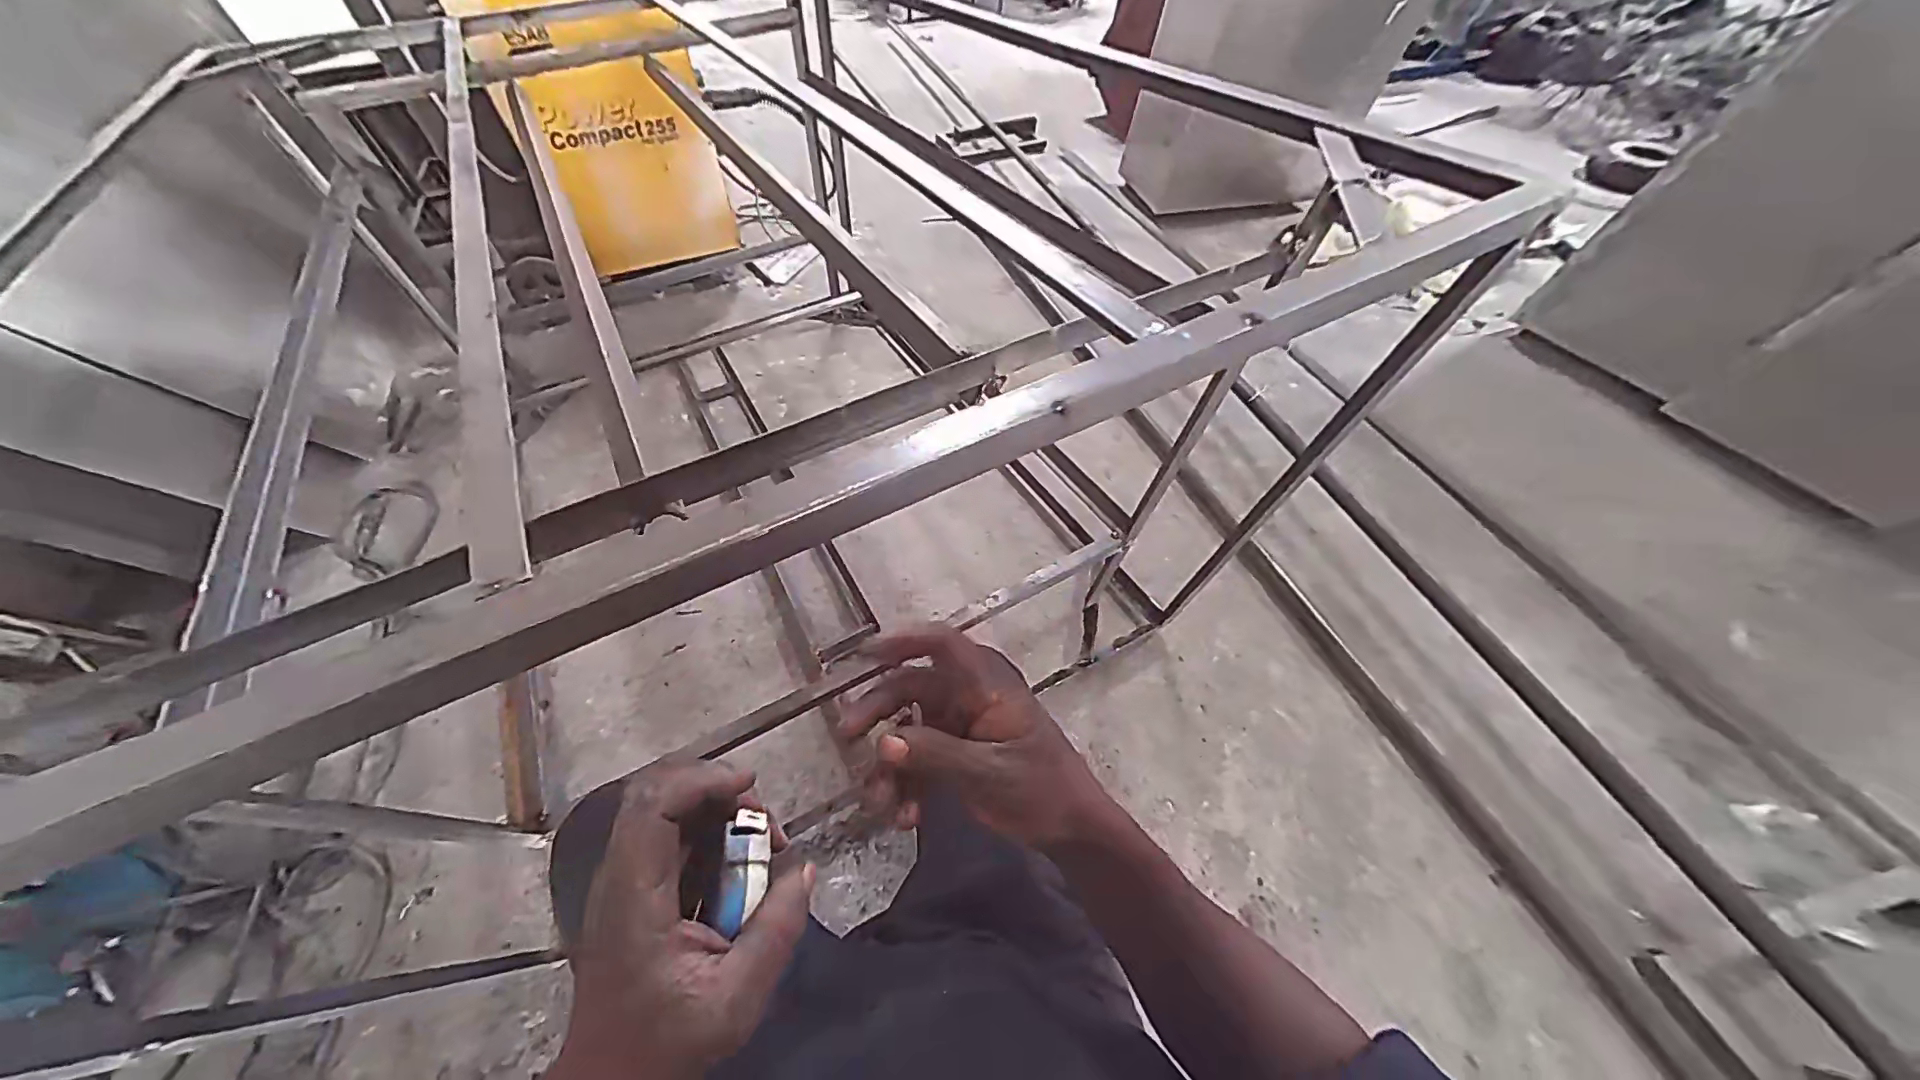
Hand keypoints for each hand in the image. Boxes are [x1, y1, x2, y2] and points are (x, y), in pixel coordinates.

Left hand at [549, 761, 812, 1079]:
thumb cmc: (666, 1044)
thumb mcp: (737, 999)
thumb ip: (776, 931)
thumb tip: (805, 868)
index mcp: (634, 898)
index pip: (653, 806)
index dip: (701, 779)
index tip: (750, 783)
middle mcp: (620, 876)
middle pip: (658, 792)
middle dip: (718, 788)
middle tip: (763, 819)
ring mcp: (623, 880)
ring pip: (666, 807)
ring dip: (717, 807)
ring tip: (761, 838)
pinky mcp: (634, 886)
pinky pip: (671, 832)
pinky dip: (710, 828)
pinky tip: (740, 854)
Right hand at [839, 625, 1119, 851]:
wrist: (1070, 829)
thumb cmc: (1041, 789)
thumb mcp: (989, 772)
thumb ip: (935, 754)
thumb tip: (881, 742)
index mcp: (986, 685)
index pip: (944, 645)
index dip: (905, 640)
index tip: (866, 653)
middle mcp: (969, 696)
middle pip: (912, 687)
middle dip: (878, 710)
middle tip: (847, 736)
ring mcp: (961, 724)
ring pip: (907, 727)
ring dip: (889, 762)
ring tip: (880, 801)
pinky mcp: (955, 753)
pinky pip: (917, 758)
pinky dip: (905, 784)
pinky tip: (904, 816)